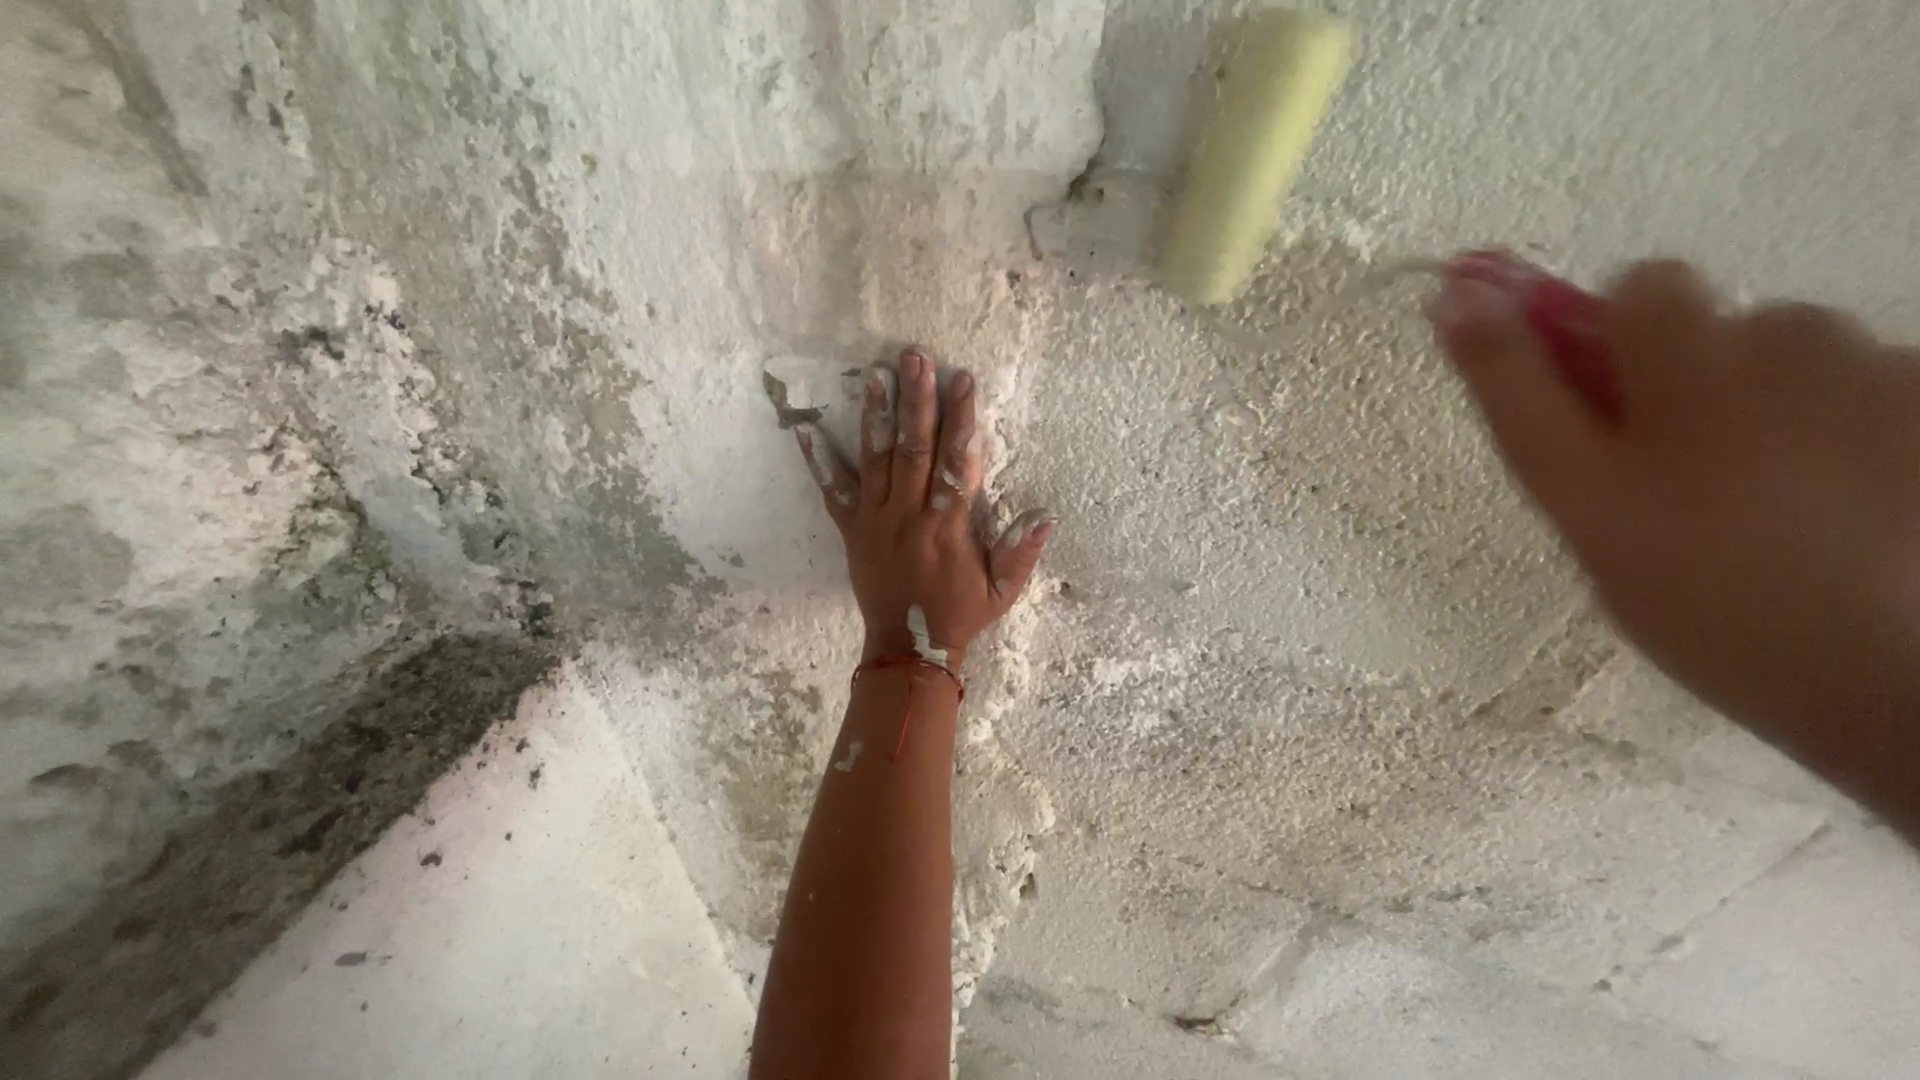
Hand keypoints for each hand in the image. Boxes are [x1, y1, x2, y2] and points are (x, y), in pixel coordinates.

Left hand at [793, 347, 1055, 667]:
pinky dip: (819, 462)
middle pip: (915, 449)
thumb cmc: (959, 615)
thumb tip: (1046, 515)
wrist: (907, 648)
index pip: (956, 462)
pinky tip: (804, 428)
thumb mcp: (1002, 591)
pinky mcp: (852, 531)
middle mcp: (909, 516)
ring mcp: (876, 521)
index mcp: (947, 527)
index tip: (963, 379)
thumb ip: (1022, 553)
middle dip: (917, 401)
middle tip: (915, 357)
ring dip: (877, 416)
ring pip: (876, 461)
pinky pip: (834, 492)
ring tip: (876, 375)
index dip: (961, 419)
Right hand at [1428, 261, 1919, 744]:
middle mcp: (1786, 350)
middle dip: (1676, 370)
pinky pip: (1863, 383)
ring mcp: (1878, 374)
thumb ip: (1520, 397)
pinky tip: (1842, 502)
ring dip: (1761, 400)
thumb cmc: (1707, 606)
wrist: (1900, 685)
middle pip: (1706, 317)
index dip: (1595, 335)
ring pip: (1788, 355)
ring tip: (1763, 498)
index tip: (1584, 399)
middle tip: (1671, 465)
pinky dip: (1840, 425)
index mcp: (1684, 370)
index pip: (1629, 289)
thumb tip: (1456, 298)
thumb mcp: (1582, 510)